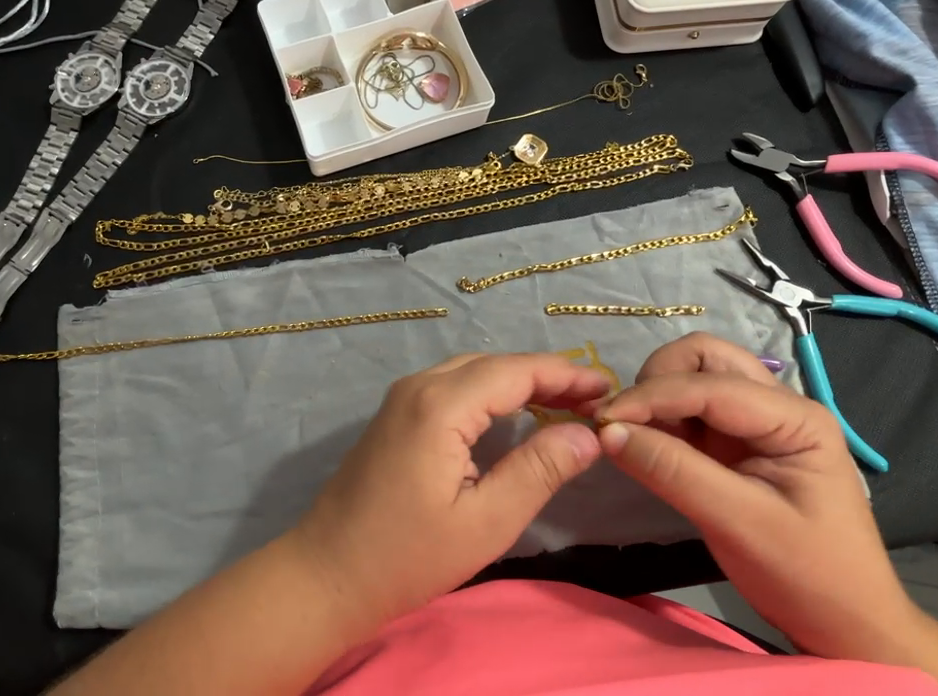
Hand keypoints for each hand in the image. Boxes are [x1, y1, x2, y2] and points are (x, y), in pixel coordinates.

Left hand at [288, 352, 611, 632]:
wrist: (328, 573)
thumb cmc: (409, 556)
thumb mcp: (486, 521)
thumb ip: (539, 470)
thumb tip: (588, 434)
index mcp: (439, 405)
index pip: (514, 372)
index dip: (565, 374)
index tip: (609, 387)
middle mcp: (418, 386)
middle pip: (493, 365)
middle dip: (545, 376)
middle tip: (594, 399)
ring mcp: (401, 398)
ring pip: (471, 372)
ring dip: (517, 382)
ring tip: (565, 403)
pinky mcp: (395, 414)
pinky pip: (451, 386)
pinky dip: (489, 392)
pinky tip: (513, 413)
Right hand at [596, 334, 919, 658]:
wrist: (846, 626)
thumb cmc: (807, 576)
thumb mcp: (740, 524)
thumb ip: (673, 472)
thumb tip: (606, 432)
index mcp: (795, 417)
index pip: (710, 384)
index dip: (651, 396)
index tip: (601, 422)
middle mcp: (777, 405)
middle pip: (703, 357)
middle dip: (657, 380)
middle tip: (624, 424)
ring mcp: (755, 421)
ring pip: (693, 374)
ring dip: (656, 396)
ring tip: (634, 437)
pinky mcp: (735, 442)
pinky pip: (689, 409)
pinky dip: (660, 417)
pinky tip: (646, 446)